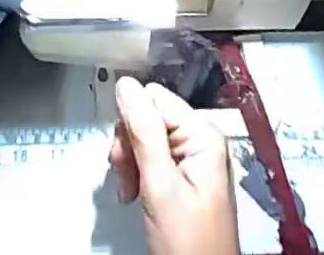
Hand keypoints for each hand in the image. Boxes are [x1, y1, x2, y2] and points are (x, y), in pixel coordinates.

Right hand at [109, 76, 238, 254]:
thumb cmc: (186, 242)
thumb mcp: (160, 186)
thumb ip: (144, 132)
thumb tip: (126, 84)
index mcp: (202, 133)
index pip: (155, 99)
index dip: (132, 123)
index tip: (120, 158)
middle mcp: (200, 138)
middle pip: (150, 117)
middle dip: (130, 145)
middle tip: (124, 180)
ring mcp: (194, 159)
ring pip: (148, 138)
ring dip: (131, 162)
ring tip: (128, 192)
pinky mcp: (185, 178)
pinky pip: (154, 159)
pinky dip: (139, 174)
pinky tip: (134, 194)